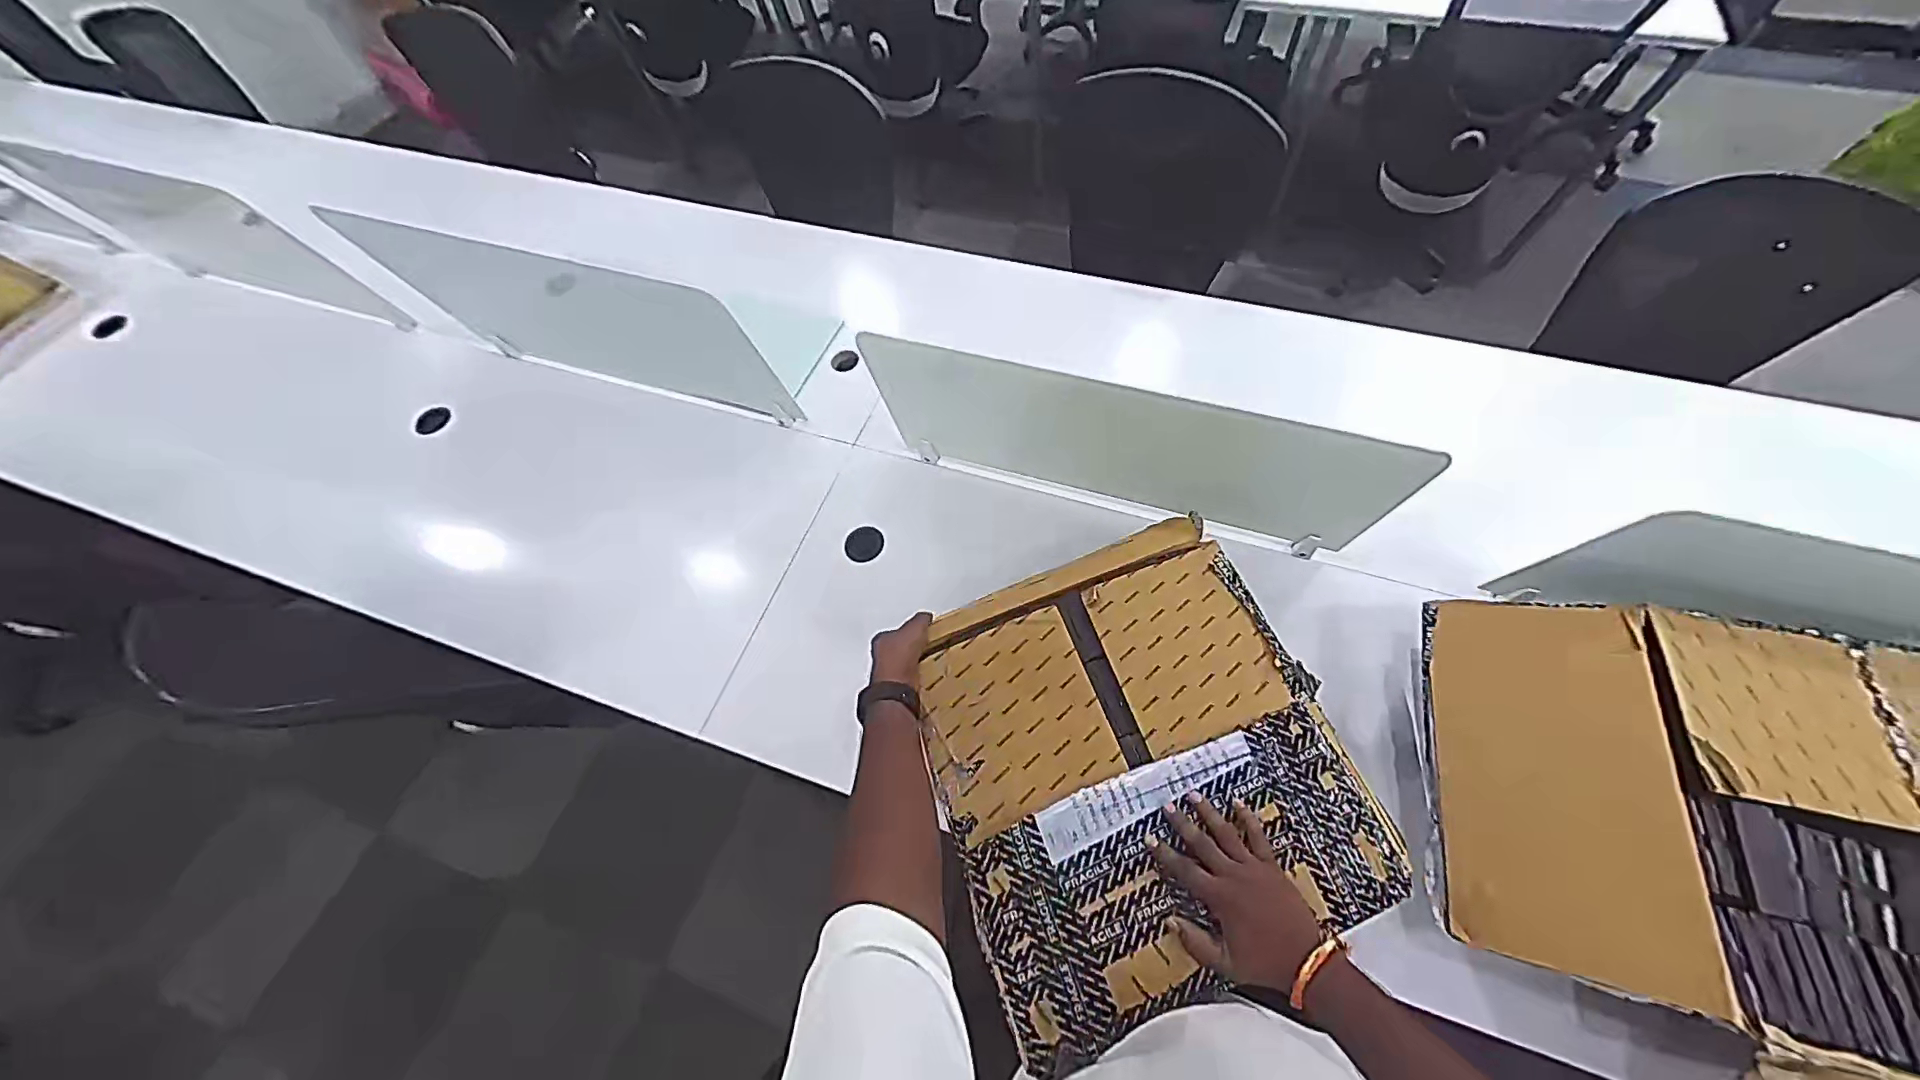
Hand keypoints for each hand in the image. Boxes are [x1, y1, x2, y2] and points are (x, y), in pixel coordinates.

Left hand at [869, 611, 932, 686]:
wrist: (898, 685)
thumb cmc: (900, 656)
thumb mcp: (915, 628)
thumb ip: (920, 620)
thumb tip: (925, 616)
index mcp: (881, 639)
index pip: (895, 630)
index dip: (907, 628)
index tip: (916, 628)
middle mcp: (880, 656)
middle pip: (896, 647)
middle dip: (909, 645)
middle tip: (923, 643)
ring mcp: (886, 672)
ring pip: (901, 663)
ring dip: (912, 661)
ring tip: (925, 658)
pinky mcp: (895, 686)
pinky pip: (908, 676)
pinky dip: (914, 674)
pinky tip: (922, 673)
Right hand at [1147, 792, 1326, 992]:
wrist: (1309, 963)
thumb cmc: (1265, 964)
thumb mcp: (1225, 962)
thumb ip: (1195, 942)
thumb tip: (1171, 921)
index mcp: (1219, 897)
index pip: (1185, 870)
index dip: (1165, 854)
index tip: (1150, 839)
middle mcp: (1233, 876)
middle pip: (1202, 844)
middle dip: (1183, 824)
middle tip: (1168, 806)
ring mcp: (1253, 868)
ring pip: (1226, 834)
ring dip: (1209, 813)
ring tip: (1195, 795)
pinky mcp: (1272, 867)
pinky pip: (1258, 837)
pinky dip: (1247, 819)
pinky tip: (1238, 802)